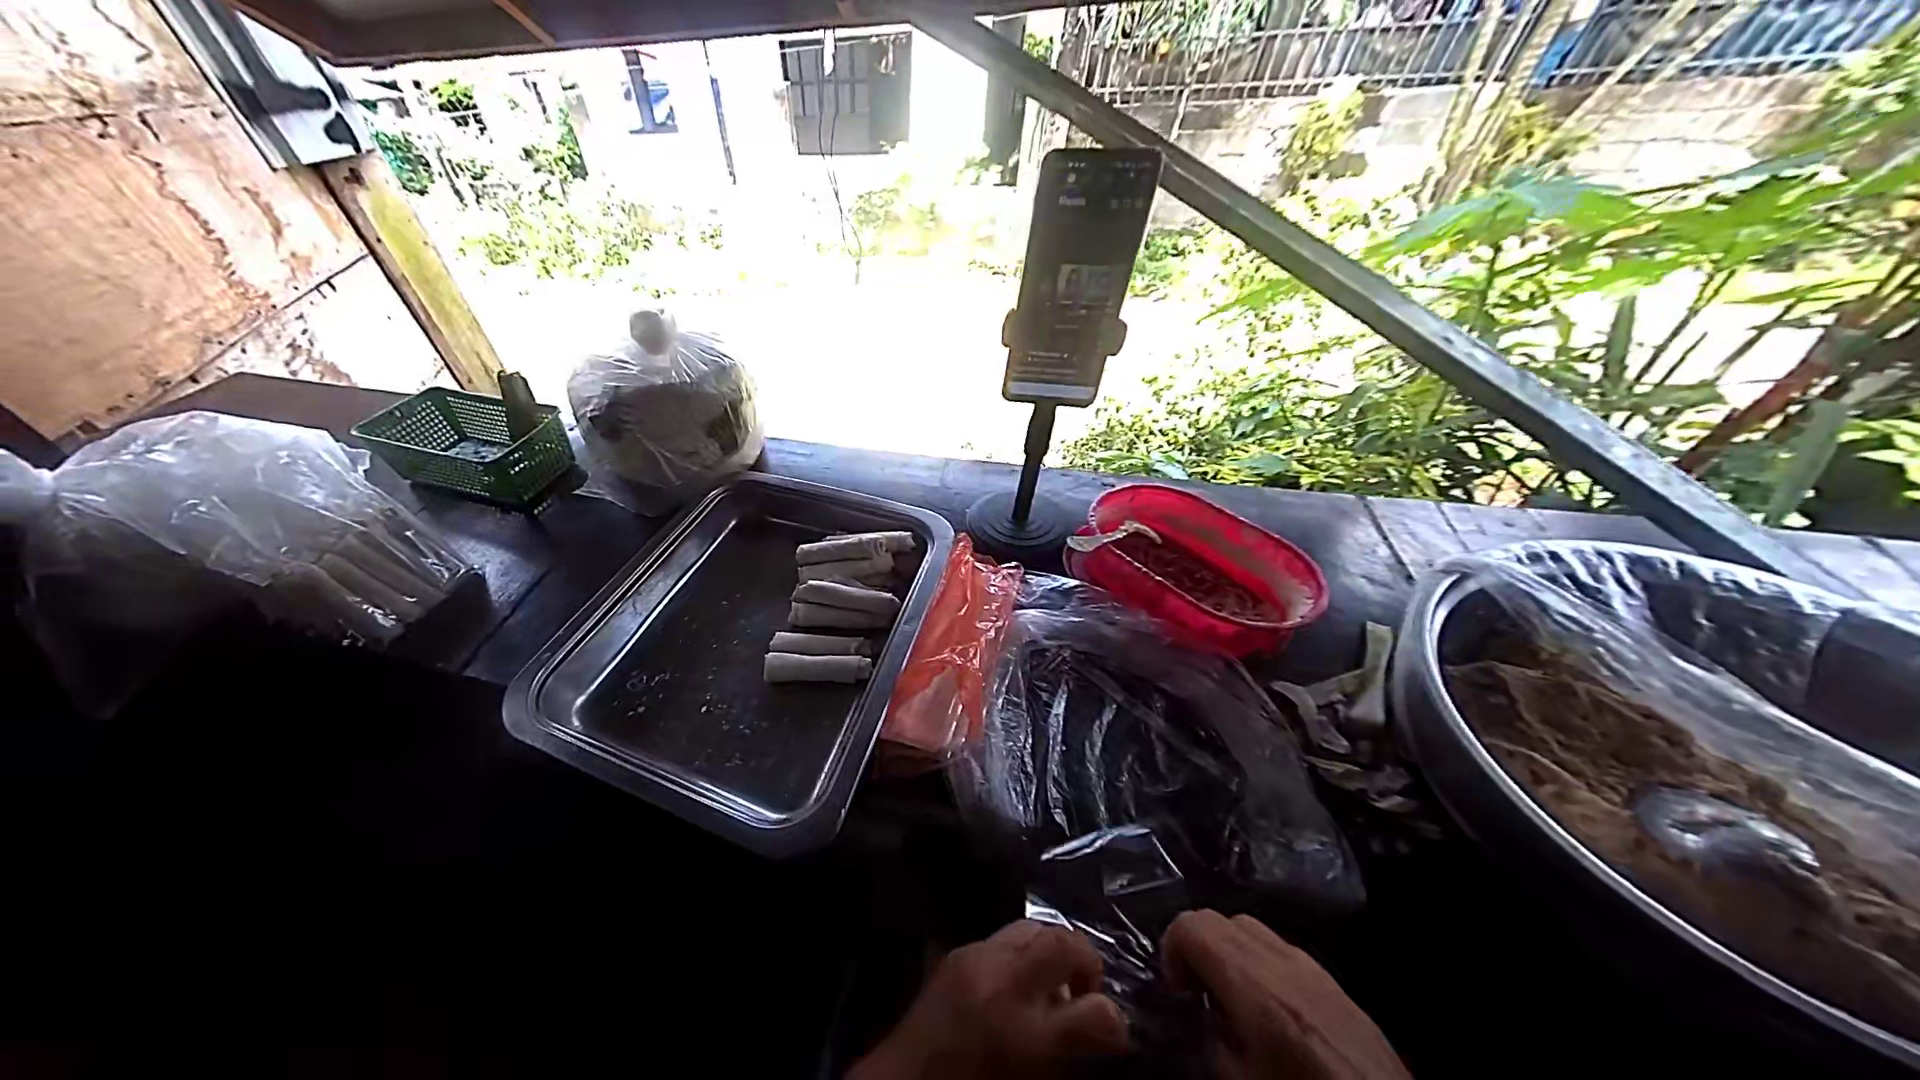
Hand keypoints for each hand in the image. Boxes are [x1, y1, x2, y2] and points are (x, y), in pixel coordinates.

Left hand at [850, 920, 1129, 1079]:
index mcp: (1026, 1038)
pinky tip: (1014, 980)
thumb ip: (1068, 1053)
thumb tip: (1098, 1028)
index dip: (1115, 1022)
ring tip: (1050, 980)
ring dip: (1051, 950)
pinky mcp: (957, 951)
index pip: (1098, 1014)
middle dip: (1086, 960)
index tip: (1112, 1030)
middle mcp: (1003, 986)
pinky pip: (1002, 936)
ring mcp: (976, 960)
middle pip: (1064, 942)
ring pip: (1033, 926)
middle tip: (1083, 989)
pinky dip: (1019, 953)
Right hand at [1163, 910, 1409, 1079]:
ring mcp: (1312, 968)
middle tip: (1197, 994)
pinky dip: (1258, 963)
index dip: (1171, 950)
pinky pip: (1279, 949)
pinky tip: (1267, 1010)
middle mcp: (1284, 964)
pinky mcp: (1333, 982)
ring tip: (1230, 1000)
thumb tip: (1206, 1020)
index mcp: (1257, 990)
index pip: (1193, 925)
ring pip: (1249, 927)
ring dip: (1227, 952)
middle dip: (1197, 948)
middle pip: (1218, 919)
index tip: (1178, 993)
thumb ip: (1214, 1042)